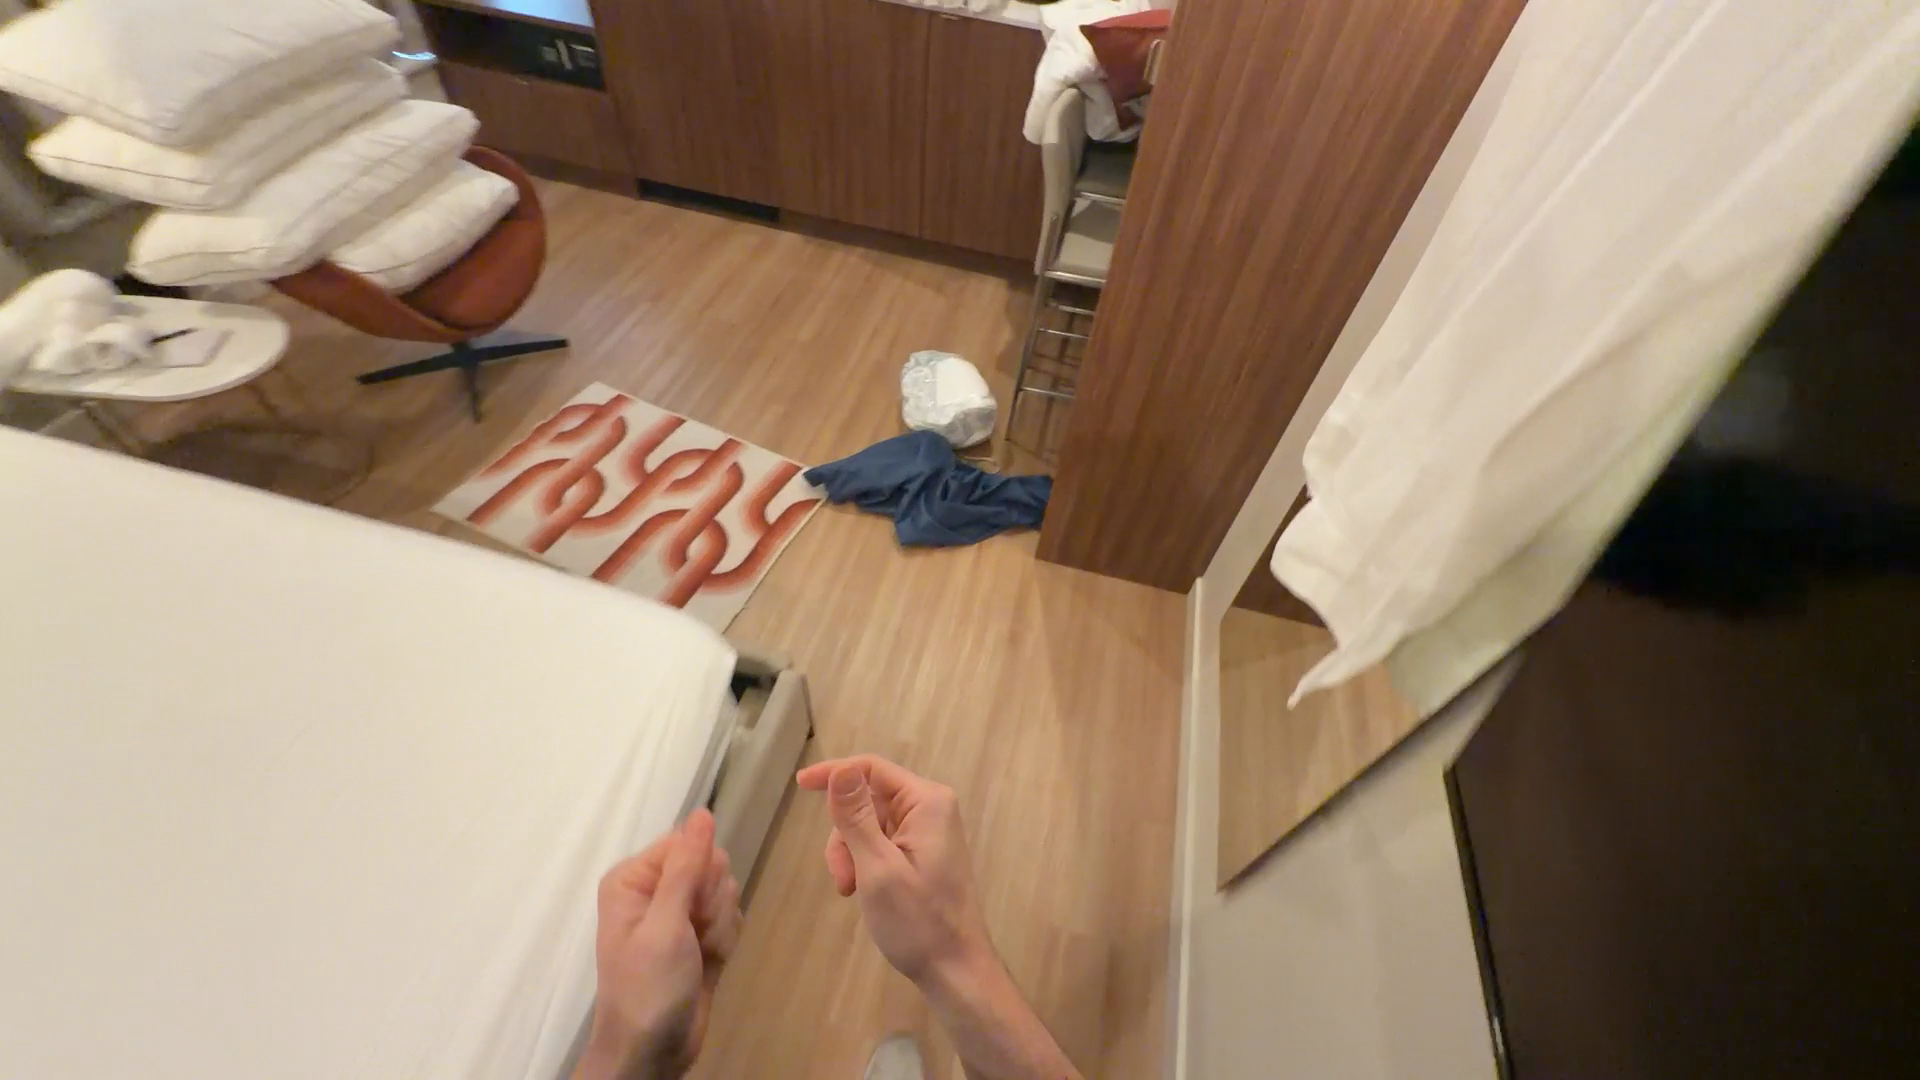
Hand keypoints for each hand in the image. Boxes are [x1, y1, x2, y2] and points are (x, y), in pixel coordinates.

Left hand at [575, 809, 742, 1079]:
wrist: (654, 1053)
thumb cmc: (647, 989)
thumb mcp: (664, 926)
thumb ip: (685, 867)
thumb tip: (703, 812)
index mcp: (635, 878)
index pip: (688, 842)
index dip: (700, 872)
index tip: (690, 907)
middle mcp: (657, 886)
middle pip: (712, 863)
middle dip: (712, 902)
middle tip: (692, 935)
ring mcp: (680, 908)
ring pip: (726, 888)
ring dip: (720, 924)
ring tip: (697, 954)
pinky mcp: (702, 929)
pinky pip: (732, 912)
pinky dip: (726, 937)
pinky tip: (708, 960)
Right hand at [795, 756, 992, 984]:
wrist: (956, 971)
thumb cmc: (918, 921)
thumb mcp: (877, 868)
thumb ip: (856, 817)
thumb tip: (840, 769)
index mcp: (926, 801)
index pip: (872, 768)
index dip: (834, 773)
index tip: (799, 785)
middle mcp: (930, 807)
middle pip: (868, 799)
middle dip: (845, 834)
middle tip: (841, 877)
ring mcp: (928, 830)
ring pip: (870, 823)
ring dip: (852, 853)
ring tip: (852, 891)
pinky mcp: (923, 851)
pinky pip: (882, 840)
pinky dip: (865, 862)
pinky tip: (864, 891)